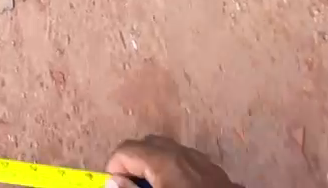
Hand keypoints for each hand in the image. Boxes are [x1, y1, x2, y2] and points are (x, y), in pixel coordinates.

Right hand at [106, 135, 241, 187]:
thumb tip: (111, 181)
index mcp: (162, 158)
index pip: (125, 150)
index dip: (113, 169)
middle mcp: (180, 152)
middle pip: (145, 146)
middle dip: (132, 166)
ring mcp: (200, 161)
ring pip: (166, 153)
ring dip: (152, 168)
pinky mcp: (215, 173)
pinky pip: (185, 163)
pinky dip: (172, 172)